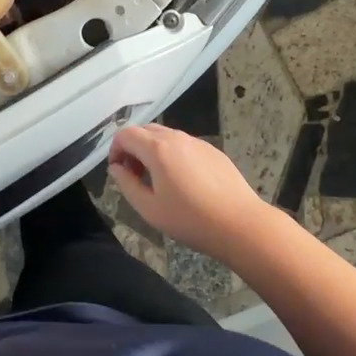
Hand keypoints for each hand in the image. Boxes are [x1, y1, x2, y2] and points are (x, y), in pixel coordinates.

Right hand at [108, 124, 274, 262]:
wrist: (240, 224)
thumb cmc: (190, 220)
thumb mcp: (149, 209)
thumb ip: (127, 184)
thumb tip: (116, 168)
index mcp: (157, 149)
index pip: (125, 134)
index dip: (115, 149)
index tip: (117, 172)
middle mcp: (177, 138)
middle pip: (145, 130)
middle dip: (133, 148)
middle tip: (134, 176)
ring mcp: (198, 142)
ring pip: (166, 136)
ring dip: (153, 151)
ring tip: (157, 181)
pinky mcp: (213, 151)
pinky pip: (184, 145)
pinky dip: (173, 155)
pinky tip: (183, 183)